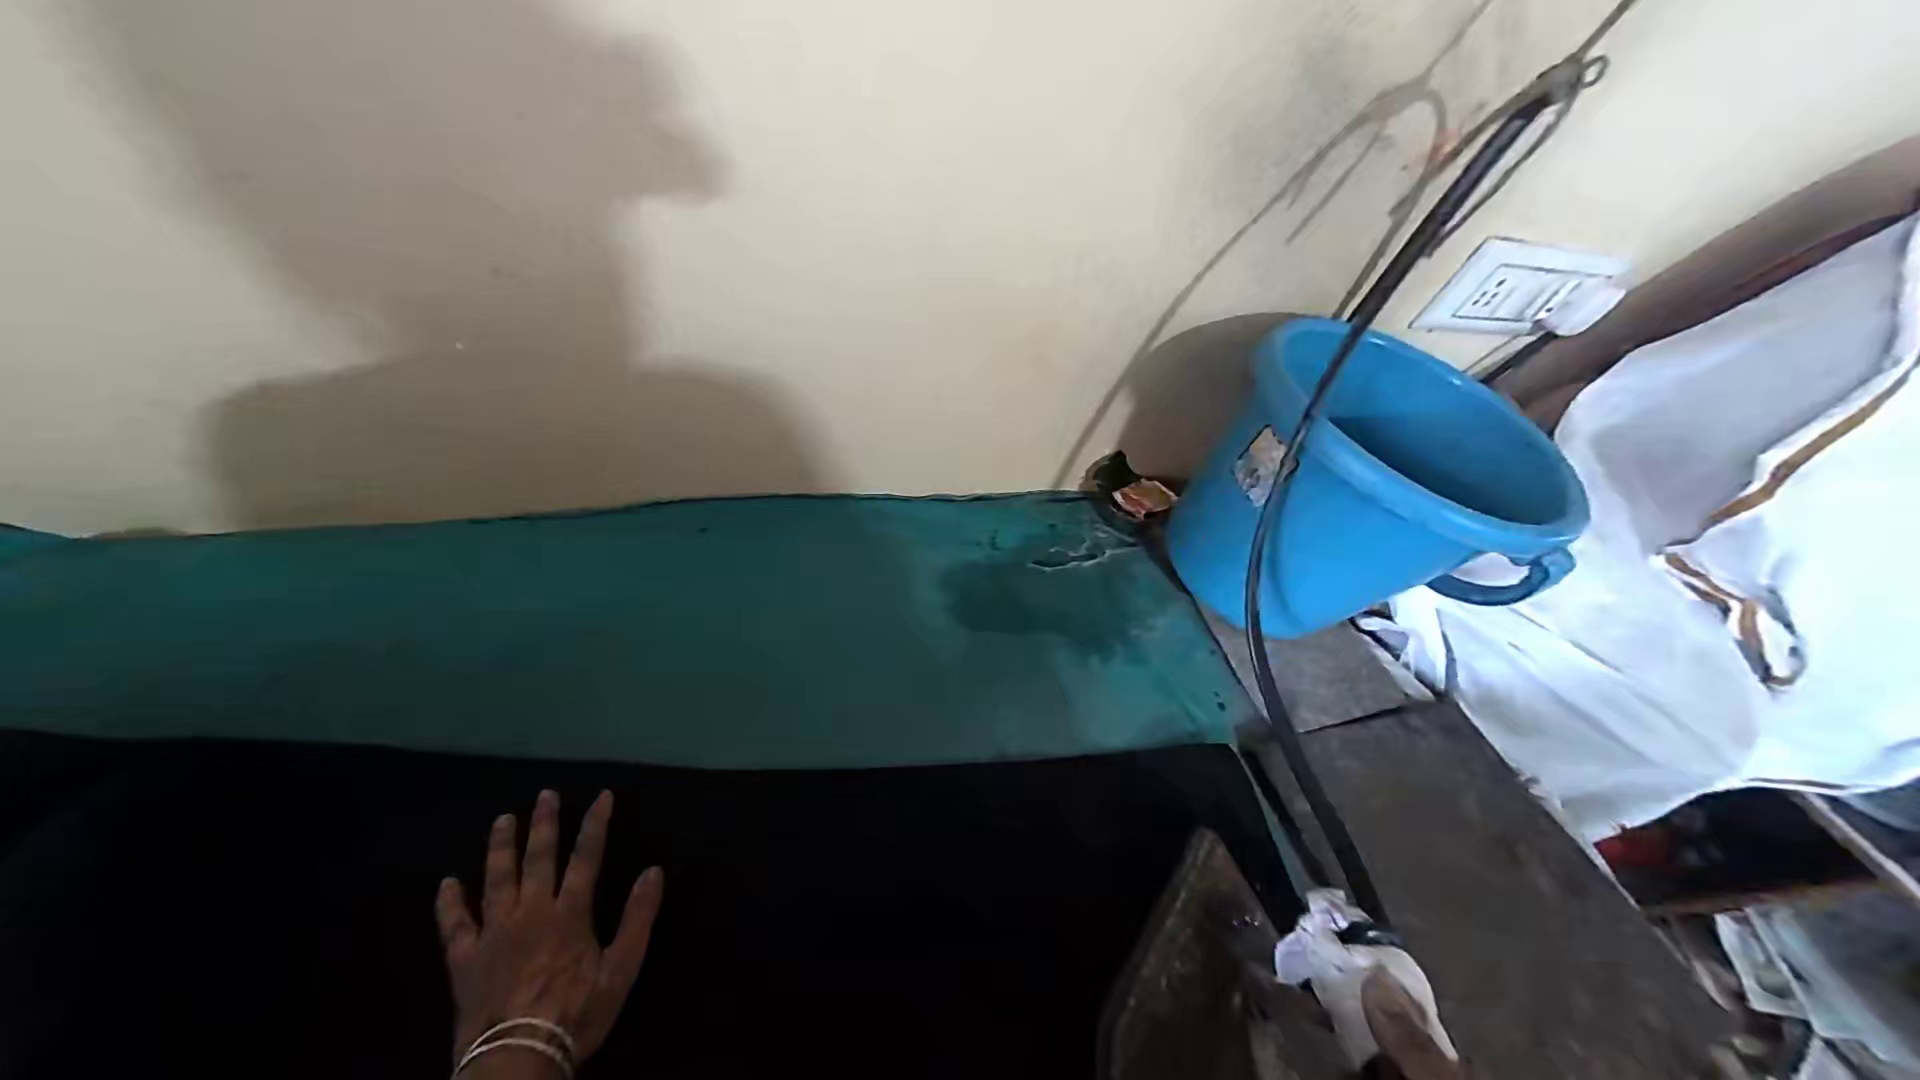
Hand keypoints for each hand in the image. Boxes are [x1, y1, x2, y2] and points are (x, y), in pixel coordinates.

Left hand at [435, 789, 663, 1067]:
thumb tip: (654, 870)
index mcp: (569, 912)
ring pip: (495, 879)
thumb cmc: (576, 1013)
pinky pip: (453, 925)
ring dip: (500, 847)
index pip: (586, 856)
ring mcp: (493, 933)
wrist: (516, 1060)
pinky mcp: (463, 960)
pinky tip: (446, 883)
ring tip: (502, 819)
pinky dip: (449, 903)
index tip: (603, 795)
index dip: (596, 823)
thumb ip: (639, 917)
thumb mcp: (622, 968)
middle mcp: (531, 911)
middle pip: (538, 858)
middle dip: (545, 823)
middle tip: (546, 794)